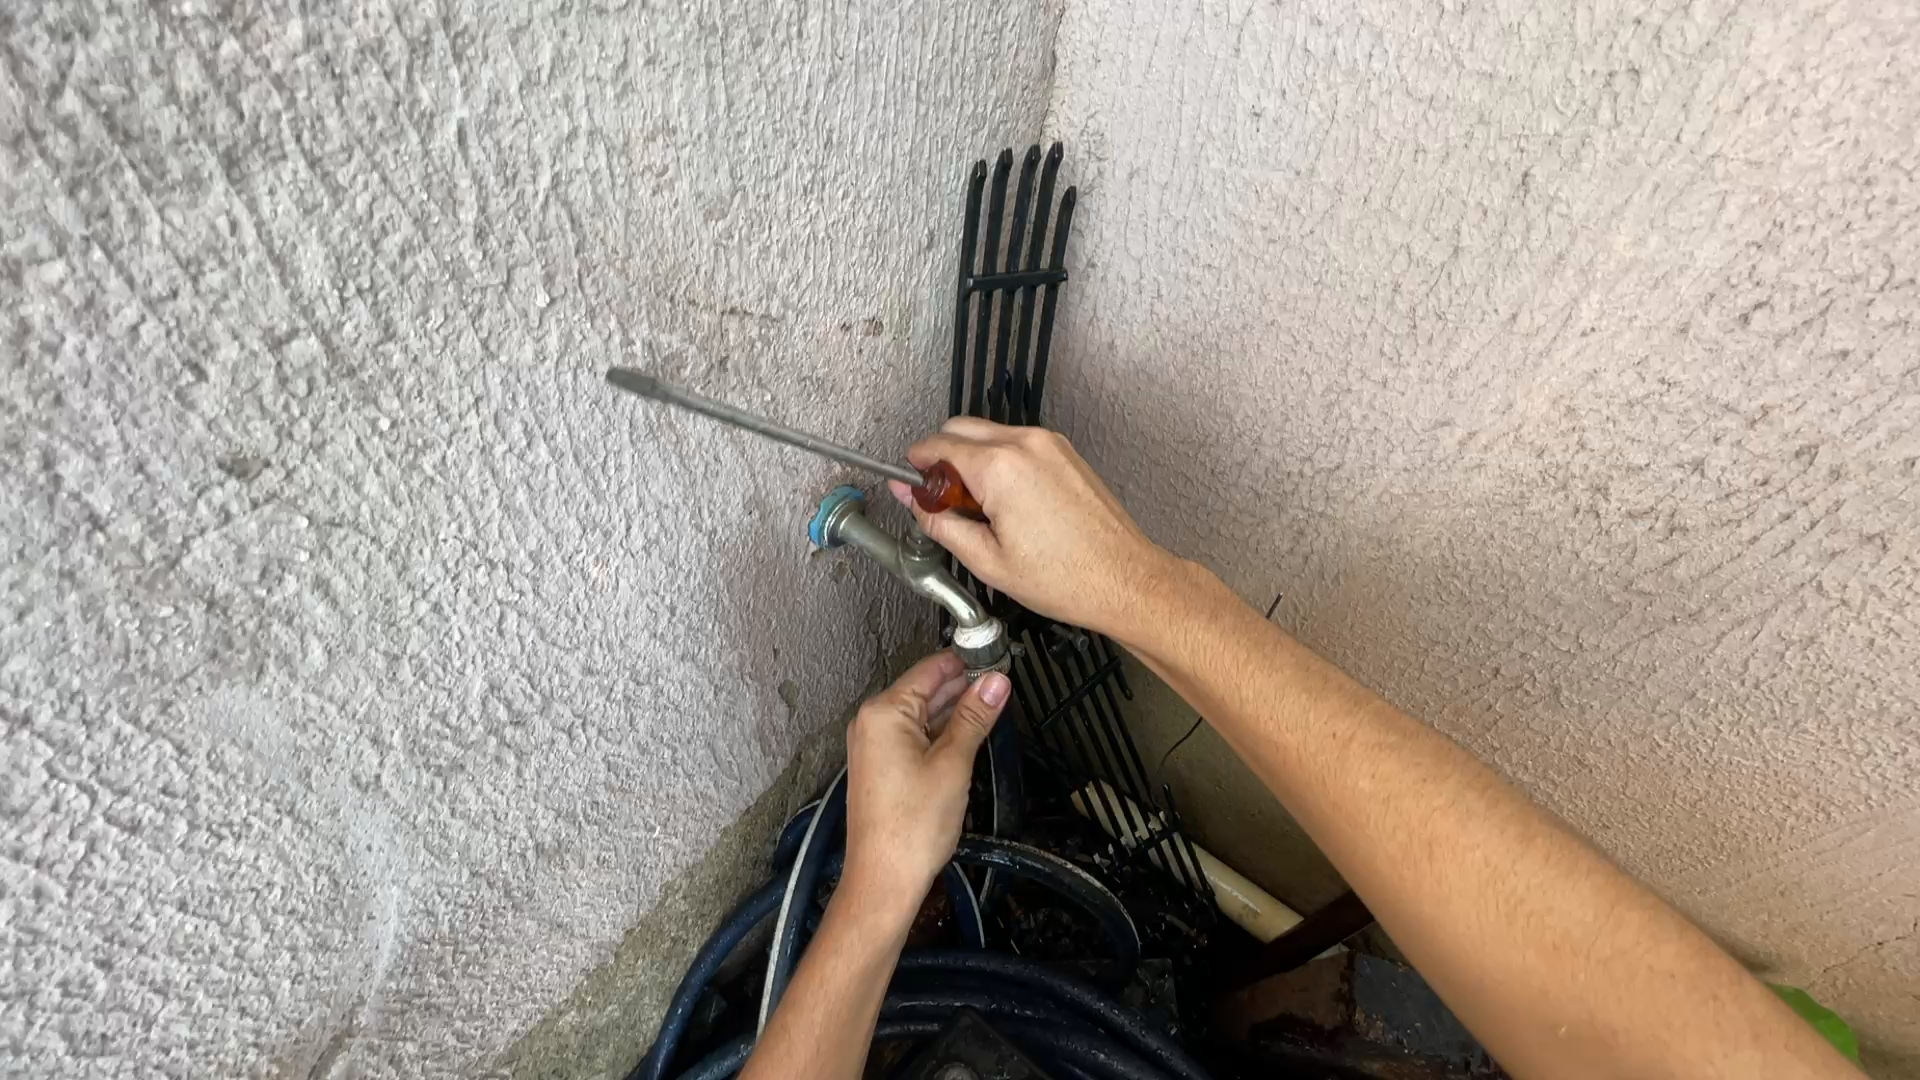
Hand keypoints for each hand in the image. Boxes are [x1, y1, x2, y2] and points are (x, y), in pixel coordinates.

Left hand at [842, 650, 1010, 912]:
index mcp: (885, 711)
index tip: (997, 659)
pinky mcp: (880, 765)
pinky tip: (966, 733)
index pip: (931, 669)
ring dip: (954, 710)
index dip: (967, 662)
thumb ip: (975, 716)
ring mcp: (874, 744)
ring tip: (992, 706)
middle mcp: (873, 721)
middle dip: (963, 686)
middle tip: (1002, 684)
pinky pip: (913, 734)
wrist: (884, 881)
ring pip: (921, 713)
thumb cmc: (913, 826)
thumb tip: (996, 681)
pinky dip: (940, 732)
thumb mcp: (954, 762)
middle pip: (925, 689)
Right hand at [888, 418, 1175, 636]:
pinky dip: (1001, 463)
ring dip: (973, 461)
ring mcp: (1050, 444)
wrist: (1124, 580)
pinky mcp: (1065, 452)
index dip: (916, 465)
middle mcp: (1026, 444)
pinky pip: (1017, 444)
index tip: (912, 484)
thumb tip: (911, 499)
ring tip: (983, 512)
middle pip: (960, 428)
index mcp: (1001, 468)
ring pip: (989, 434)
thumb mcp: (986, 559)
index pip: (937, 445)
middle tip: (945, 503)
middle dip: (942, 459)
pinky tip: (1009, 505)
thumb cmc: (1068, 577)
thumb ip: (938, 522)